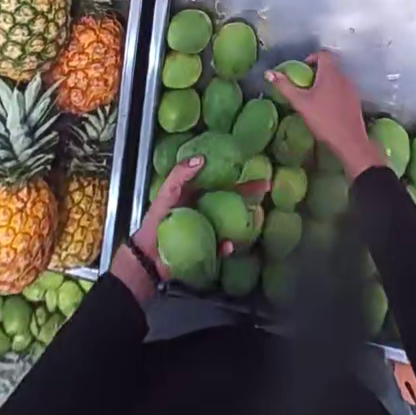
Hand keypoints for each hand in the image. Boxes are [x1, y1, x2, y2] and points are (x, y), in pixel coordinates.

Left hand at [111, 156, 268, 302]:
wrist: (149, 255)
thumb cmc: (157, 220)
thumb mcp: (166, 192)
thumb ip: (179, 175)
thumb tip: (201, 159)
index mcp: (197, 192)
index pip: (220, 179)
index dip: (235, 173)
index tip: (252, 166)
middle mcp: (206, 208)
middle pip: (232, 197)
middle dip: (249, 193)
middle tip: (266, 186)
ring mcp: (210, 227)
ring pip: (232, 221)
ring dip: (245, 218)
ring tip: (255, 215)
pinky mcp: (209, 247)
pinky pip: (223, 245)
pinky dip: (227, 245)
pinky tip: (228, 244)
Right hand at [267, 51, 387, 178]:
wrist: (349, 142)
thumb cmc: (323, 119)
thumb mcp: (300, 102)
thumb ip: (284, 86)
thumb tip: (269, 73)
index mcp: (331, 74)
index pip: (324, 54)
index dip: (312, 56)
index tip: (302, 68)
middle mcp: (344, 78)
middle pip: (330, 65)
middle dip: (317, 70)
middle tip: (304, 82)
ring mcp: (352, 90)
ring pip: (337, 77)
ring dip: (325, 81)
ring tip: (313, 95)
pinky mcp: (355, 101)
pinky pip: (343, 88)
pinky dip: (333, 91)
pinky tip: (326, 106)